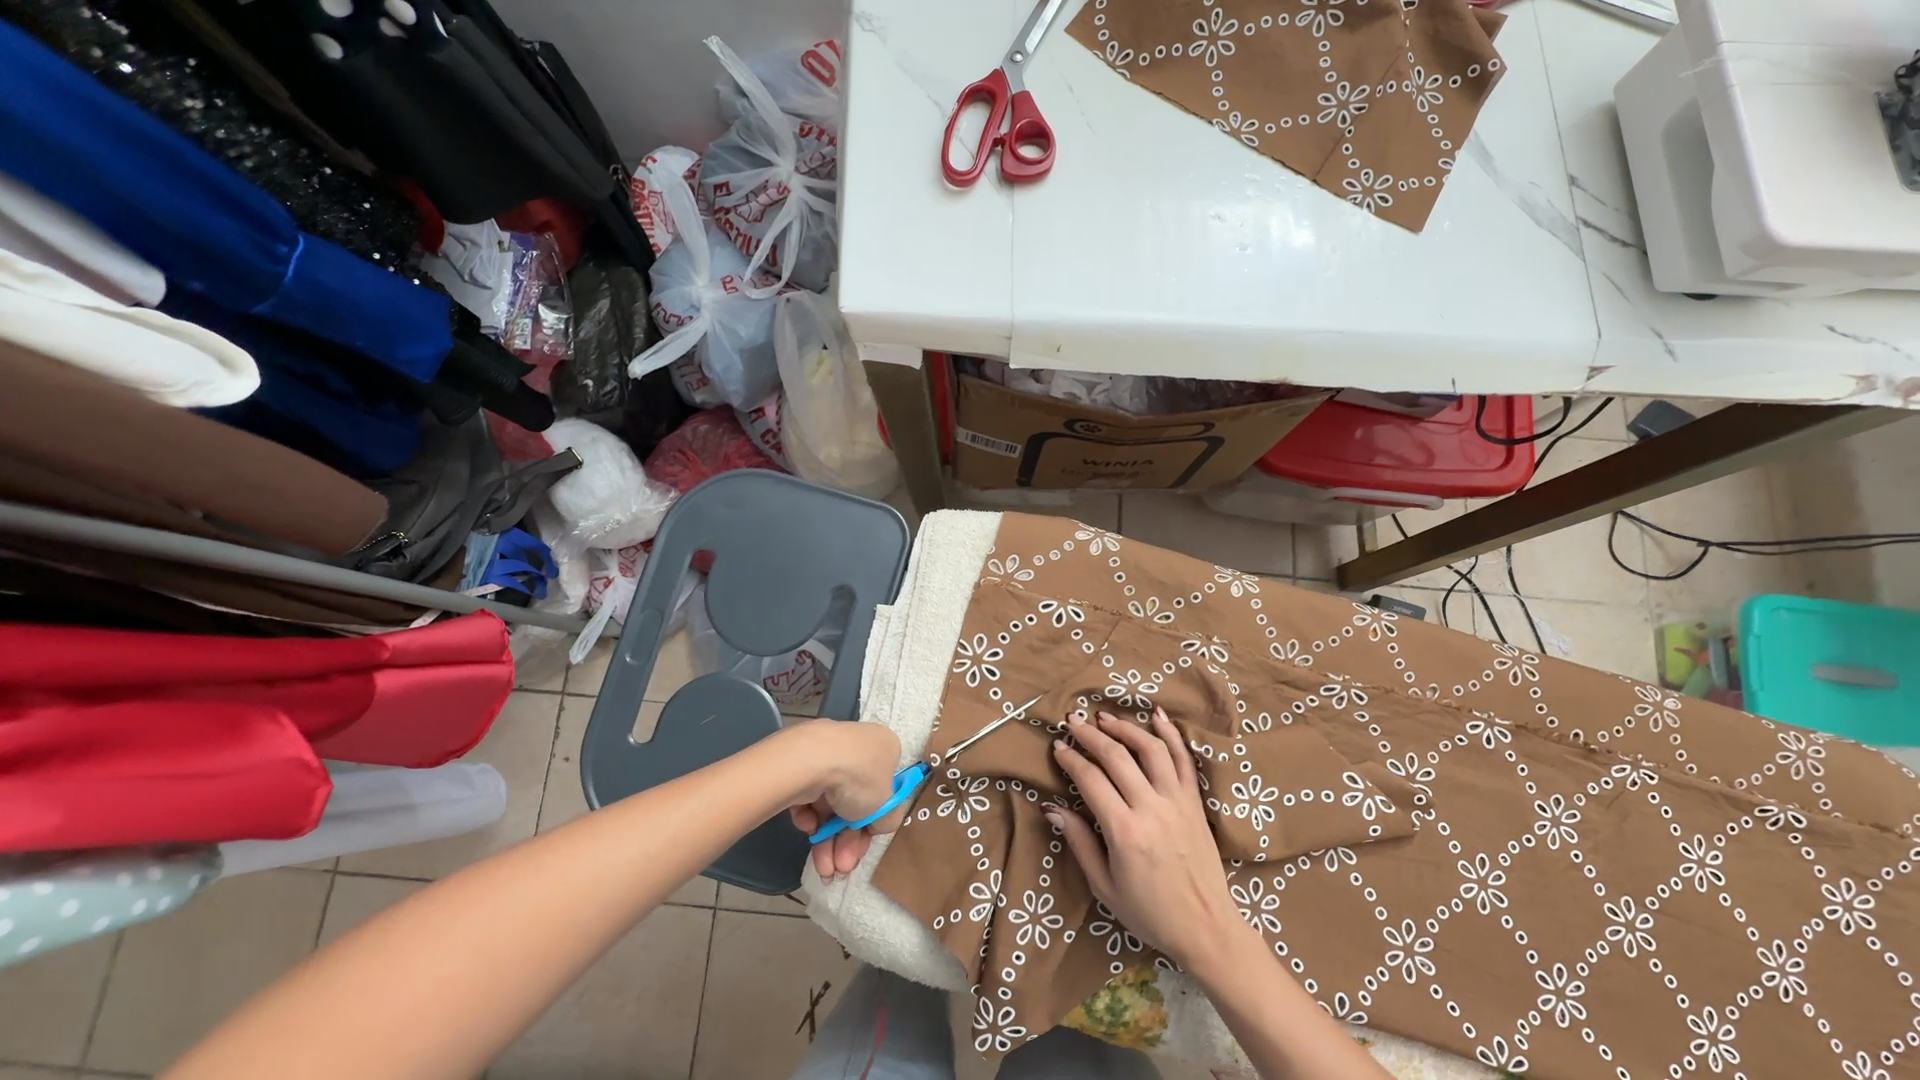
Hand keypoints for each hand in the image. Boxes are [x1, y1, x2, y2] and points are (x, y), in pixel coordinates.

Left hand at [782, 720, 903, 883]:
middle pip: (855, 803)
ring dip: (828, 841)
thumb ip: (887, 819)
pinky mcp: (799, 764)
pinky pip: (809, 796)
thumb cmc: (860, 779)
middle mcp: (857, 748)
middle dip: (847, 842)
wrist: (810, 760)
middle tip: (841, 870)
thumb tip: (876, 824)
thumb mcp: (887, 806)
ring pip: (831, 804)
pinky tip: (808, 828)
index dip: (872, 826)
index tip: (862, 849)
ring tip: (824, 869)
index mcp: (885, 749)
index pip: (882, 792)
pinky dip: (809, 817)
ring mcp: (826, 754)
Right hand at [1047, 707, 1250, 973]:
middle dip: (1090, 734)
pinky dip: (1170, 734)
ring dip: (1125, 727)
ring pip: (1150, 749)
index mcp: (1125, 832)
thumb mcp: (1104, 887)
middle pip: (1117, 757)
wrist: (1206, 928)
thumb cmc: (1150, 914)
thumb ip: (1080, 843)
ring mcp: (1177, 802)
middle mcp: (1152, 809)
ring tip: (1105, 717)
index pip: (1091, 780)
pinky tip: (1156, 715)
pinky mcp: (1195, 803)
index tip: (1057, 747)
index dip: (1071, 759)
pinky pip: (1183, 760)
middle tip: (1072, 721)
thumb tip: (1054, 809)